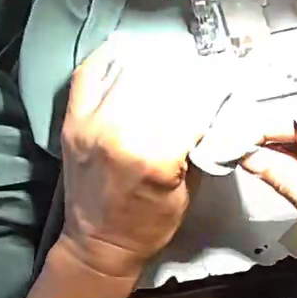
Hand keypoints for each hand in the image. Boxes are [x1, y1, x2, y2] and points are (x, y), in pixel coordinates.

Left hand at [57, 43, 210, 284]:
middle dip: (186, 74)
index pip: (192, 103)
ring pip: (128, 70)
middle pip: (161, 79)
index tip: (223, 84)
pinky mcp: (72, 120)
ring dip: (155, 64)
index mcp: (154, 157)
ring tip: (170, 65)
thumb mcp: (189, 189)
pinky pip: (89, 73)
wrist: (98, 244)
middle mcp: (119, 133)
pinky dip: (110, 59)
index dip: (213, 89)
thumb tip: (214, 108)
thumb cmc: (149, 225)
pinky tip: (129, 53)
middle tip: (199, 75)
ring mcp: (90, 123)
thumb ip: (200, 144)